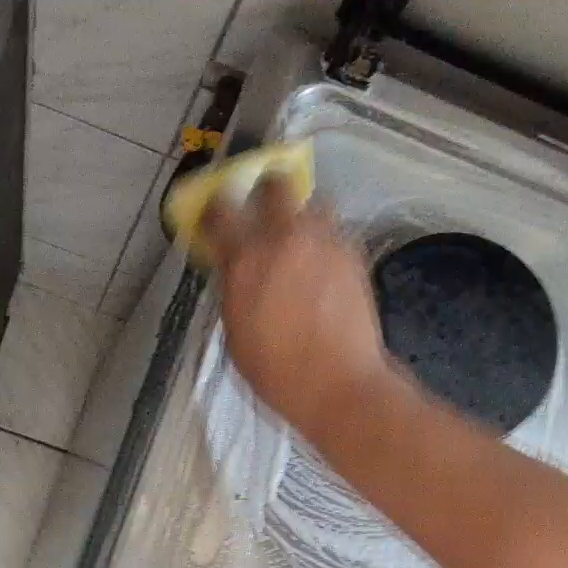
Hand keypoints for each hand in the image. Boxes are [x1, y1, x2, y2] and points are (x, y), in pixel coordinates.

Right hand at [203, 176, 398, 437]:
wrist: (339, 383)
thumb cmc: (276, 371)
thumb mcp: (235, 334)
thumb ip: (235, 290)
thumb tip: (236, 271)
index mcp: (246, 259)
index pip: (222, 210)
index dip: (215, 206)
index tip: (214, 212)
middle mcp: (286, 238)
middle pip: (277, 184)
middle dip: (267, 189)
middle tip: (262, 207)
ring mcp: (325, 241)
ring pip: (313, 204)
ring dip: (301, 214)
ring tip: (297, 240)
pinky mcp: (354, 254)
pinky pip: (334, 231)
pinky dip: (323, 240)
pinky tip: (319, 266)